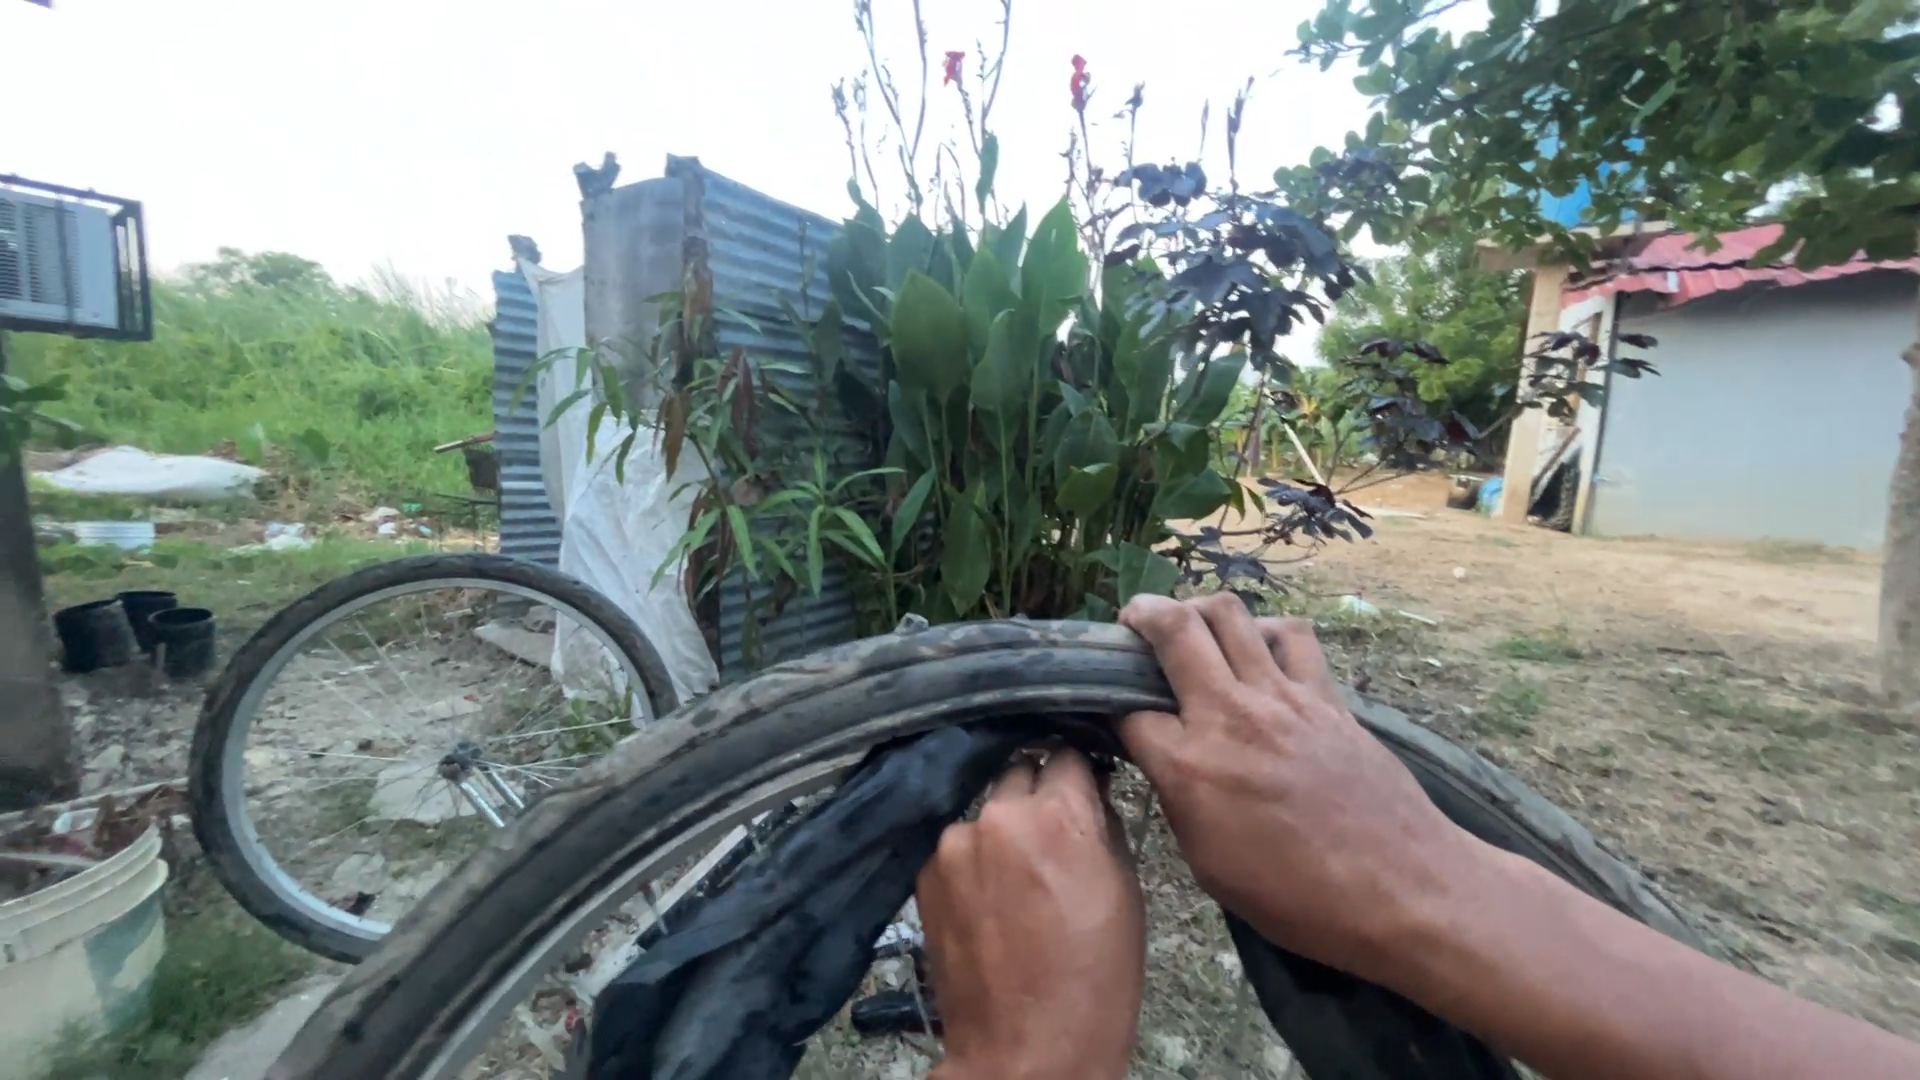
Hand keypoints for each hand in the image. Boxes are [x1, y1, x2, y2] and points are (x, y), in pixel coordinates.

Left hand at [918, 748, 1144, 1079]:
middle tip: (1047, 834)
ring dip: (1001, 824)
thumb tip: (1089, 789)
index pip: (1065, 753)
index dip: (1076, 771)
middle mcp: (999, 813)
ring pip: (985, 806)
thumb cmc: (1094, 978)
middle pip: (1021, 772)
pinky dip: (973, 854)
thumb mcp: (1125, 891)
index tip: (1079, 786)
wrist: (1027, 1052)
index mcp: (1057, 815)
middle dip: (1037, 794)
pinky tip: (984, 893)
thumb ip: (1103, 824)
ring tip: (1012, 871)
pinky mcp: (926, 868)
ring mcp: (955, 840)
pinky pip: (957, 840)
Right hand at [1117, 593, 1473, 983]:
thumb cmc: (1296, 896)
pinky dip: (1263, 630)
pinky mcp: (1325, 694)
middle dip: (1141, 613)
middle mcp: (1228, 715)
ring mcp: (1280, 697)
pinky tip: (1257, 648)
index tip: (1114, 709)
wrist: (1403, 893)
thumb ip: (1174, 796)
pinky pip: (1289, 635)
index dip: (1111, 703)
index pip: (1127, 709)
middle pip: (1172, 628)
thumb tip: (1161, 755)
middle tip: (1133, 621)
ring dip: (1196, 607)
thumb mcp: (1206, 862)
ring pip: (1228, 613)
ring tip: (1191, 623)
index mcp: (1189, 765)